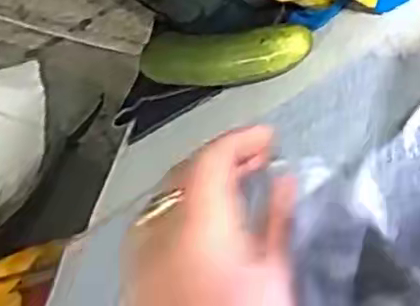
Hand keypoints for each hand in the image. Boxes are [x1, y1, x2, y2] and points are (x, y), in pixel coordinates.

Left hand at [124, 125, 295, 305]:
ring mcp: (139, 265)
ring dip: (202, 180)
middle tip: (258, 152)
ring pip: (164, 199)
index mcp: (196, 229)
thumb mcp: (274, 265)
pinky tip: (208, 214)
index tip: (270, 136)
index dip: (242, 138)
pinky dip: (183, 206)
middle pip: (181, 175)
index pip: (209, 159)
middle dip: (222, 155)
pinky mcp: (136, 283)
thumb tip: (284, 179)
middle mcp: (158, 242)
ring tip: (238, 179)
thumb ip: (277, 215)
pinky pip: (153, 226)